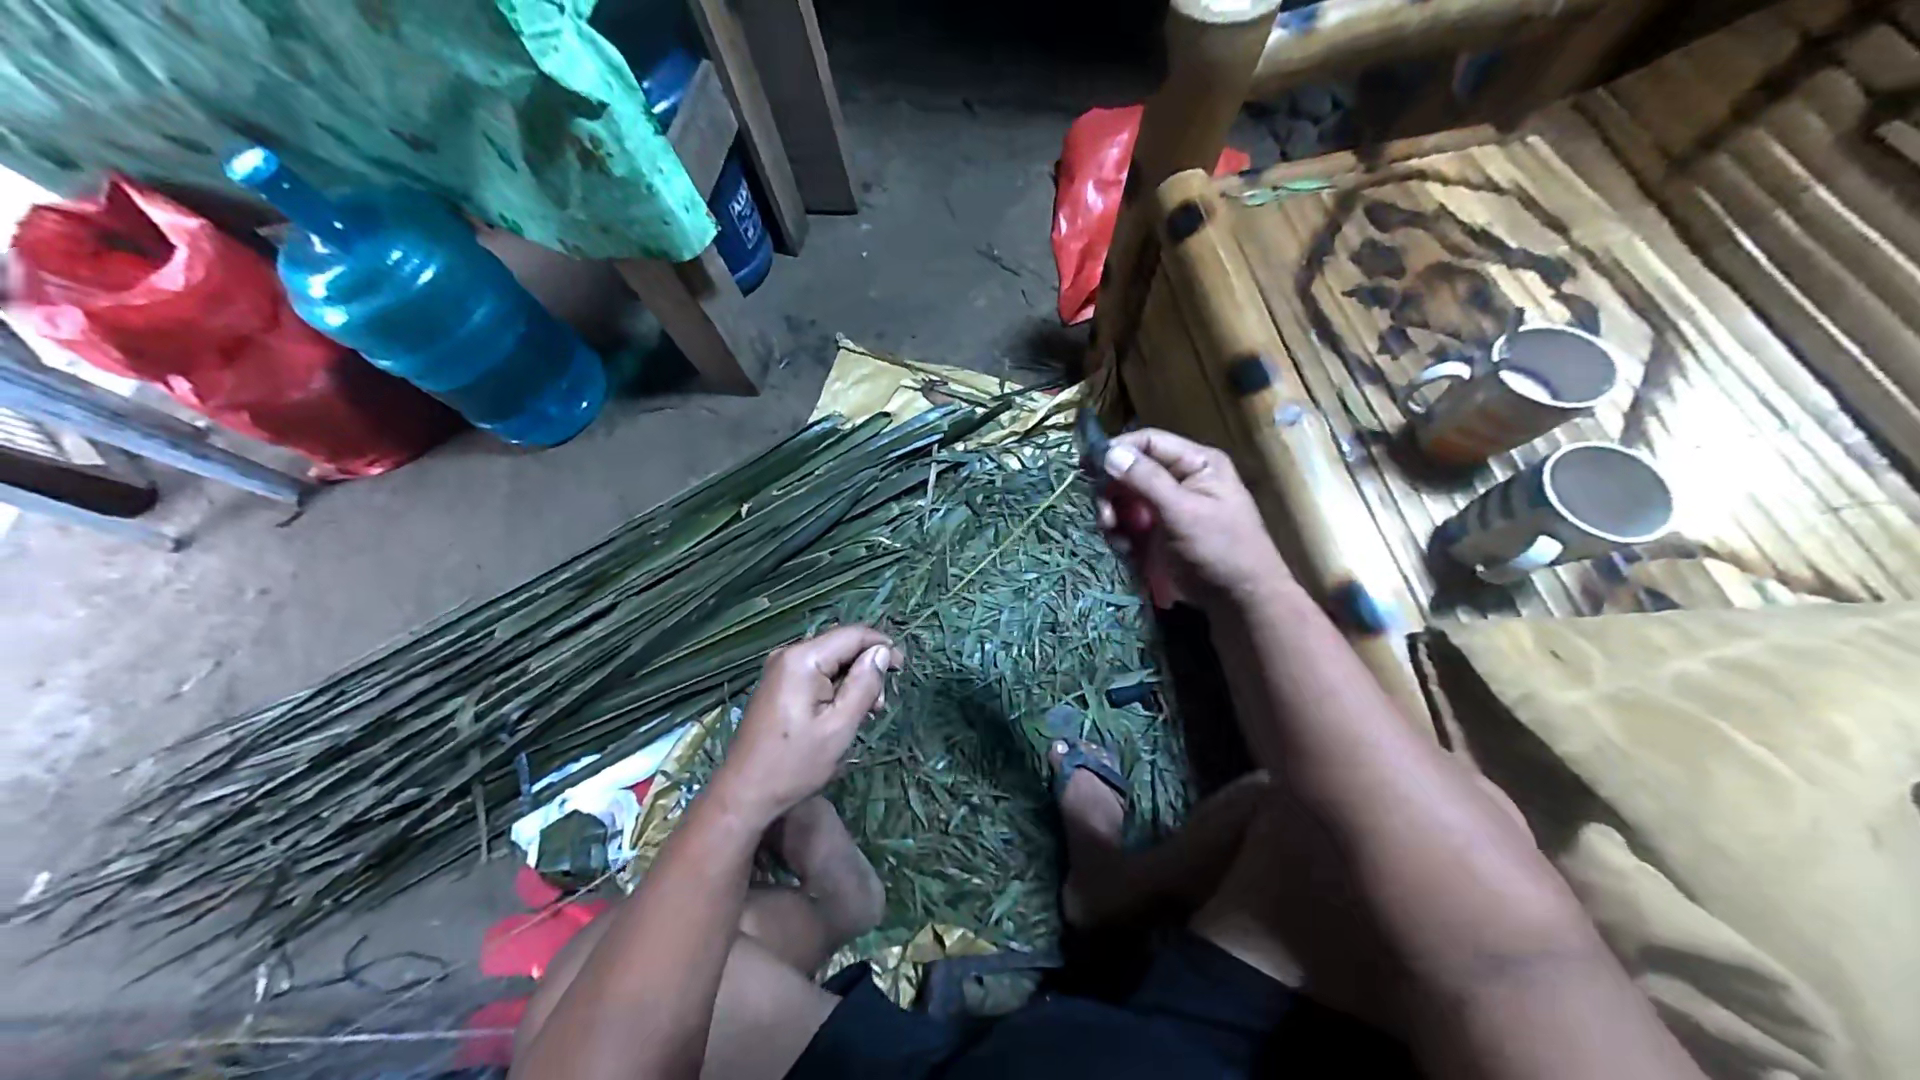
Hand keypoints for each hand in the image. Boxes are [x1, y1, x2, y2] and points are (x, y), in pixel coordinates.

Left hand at [711, 624, 901, 825]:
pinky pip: (816, 673)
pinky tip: (843, 712)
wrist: (745, 793)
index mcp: (803, 659)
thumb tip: (882, 652)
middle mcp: (789, 654)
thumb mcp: (839, 727)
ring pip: (830, 660)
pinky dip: (835, 687)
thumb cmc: (794, 764)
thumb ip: (864, 685)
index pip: (853, 635)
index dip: (882, 646)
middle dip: (867, 667)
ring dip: (853, 680)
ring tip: (865, 713)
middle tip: (879, 705)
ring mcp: (780, 669)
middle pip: (841, 645)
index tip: (902, 669)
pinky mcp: (778, 684)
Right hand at [1096, 429, 1291, 606]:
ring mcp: (1166, 506)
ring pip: (1124, 497)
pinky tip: (1122, 547)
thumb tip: (1109, 452)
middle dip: (1113, 490)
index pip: (1148, 441)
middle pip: (1131, 470)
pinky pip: (1127, 521)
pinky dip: (1119, 532)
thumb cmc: (1220, 549)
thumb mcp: (1184, 511)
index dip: (1118, 450)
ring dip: (1113, 514)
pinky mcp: (1157, 531)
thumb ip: (1147, 480)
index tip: (1088, 467)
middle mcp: (1179, 478)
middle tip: (1104, 515)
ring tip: (1113, 534)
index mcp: (1196, 463)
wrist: (1239, 599)